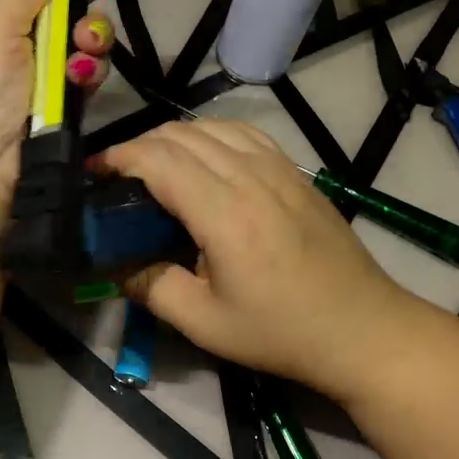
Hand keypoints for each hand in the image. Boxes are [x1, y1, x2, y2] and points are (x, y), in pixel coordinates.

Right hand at [98, 120, 408, 389]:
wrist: (364, 329)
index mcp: (224, 213)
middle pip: (181, 135)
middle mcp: (250, 177)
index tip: (94, 172)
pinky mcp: (296, 173)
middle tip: (118, 176)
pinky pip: (244, 133)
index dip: (119, 156)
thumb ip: (153, 288)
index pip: (159, 159)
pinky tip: (204, 156)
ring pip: (212, 126)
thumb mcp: (206, 324)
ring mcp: (278, 169)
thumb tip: (118, 267)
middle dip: (139, 145)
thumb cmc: (282, 331)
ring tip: (155, 165)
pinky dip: (211, 134)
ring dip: (174, 137)